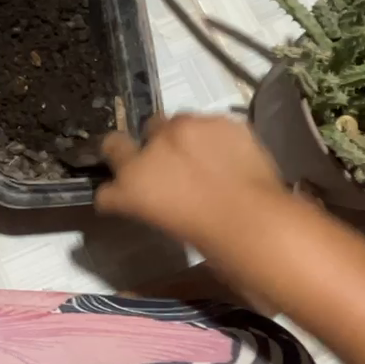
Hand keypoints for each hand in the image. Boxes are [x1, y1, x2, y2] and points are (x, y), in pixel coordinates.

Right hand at [95, 114, 289, 252]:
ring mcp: (186, 129)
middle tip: (168, 165)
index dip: (115, 162)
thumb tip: (154, 196)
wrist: (257, 221)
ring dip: (178, 137)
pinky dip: (212, 136)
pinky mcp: (218, 121)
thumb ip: (149, 203)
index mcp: (132, 182)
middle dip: (144, 146)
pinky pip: (208, 123)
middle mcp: (151, 148)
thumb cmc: (211, 242)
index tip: (125, 172)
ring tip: (202, 157)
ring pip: (171, 123)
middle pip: (131, 136)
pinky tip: (228, 155)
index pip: (107, 158)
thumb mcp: (166, 224)